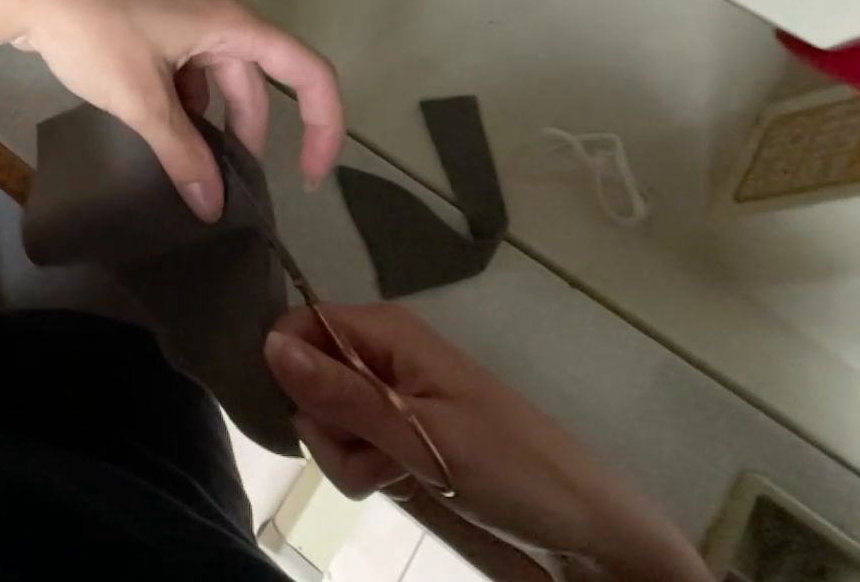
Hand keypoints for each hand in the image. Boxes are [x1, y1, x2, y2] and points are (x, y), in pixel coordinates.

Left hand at [0, 0, 343, 220]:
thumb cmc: (92, 33)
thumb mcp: (141, 99)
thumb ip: (180, 152)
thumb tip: (211, 204)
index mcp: (231, 24)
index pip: (306, 73)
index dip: (322, 126)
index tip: (310, 174)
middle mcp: (216, 16)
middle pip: (254, 82)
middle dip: (247, 134)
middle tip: (230, 185)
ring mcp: (180, 18)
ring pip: (214, 79)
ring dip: (209, 121)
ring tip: (192, 167)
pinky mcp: (150, 25)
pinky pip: (183, 70)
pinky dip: (181, 103)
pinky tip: (161, 133)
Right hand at [263, 304, 708, 581]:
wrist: (592, 532)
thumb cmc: (512, 470)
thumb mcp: (421, 435)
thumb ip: (342, 392)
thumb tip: (267, 345)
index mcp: (383, 329)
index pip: (295, 325)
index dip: (286, 368)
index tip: (309, 414)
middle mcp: (377, 350)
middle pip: (302, 372)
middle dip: (321, 422)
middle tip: (367, 453)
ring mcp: (385, 389)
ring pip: (319, 411)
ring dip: (341, 451)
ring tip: (392, 472)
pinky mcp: (393, 425)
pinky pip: (345, 436)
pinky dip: (357, 464)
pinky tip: (394, 478)